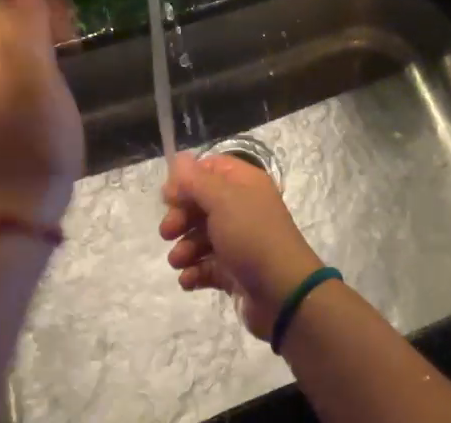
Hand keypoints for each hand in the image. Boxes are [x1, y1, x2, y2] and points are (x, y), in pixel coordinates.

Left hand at [0, 0, 82, 226]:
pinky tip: (52, 67)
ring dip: (26, 33)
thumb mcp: (39, 80)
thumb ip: (28, 25)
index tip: (47, 4)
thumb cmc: (37, 143)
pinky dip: (27, 56)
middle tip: (59, 21)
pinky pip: (2, 66)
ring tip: (61, 41)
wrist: (22, 206)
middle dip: (19, 11)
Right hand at [159, 152, 323, 339]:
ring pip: (201, 238)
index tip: (168, 196)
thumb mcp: (222, 200)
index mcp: (245, 184)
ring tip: (180, 261)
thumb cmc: (251, 236)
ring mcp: (238, 241)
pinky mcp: (234, 272)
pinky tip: (190, 280)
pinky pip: (207, 266)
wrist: (282, 292)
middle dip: (180, 218)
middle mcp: (242, 208)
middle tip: (168, 232)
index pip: (211, 169)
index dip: (187, 180)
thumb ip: (196, 180)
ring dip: (184, 248)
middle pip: (201, 204)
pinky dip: (195, 272)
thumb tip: (179, 159)